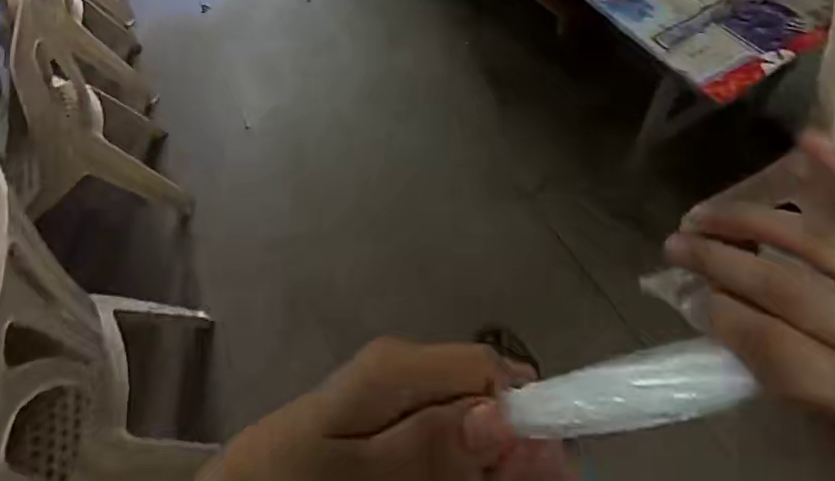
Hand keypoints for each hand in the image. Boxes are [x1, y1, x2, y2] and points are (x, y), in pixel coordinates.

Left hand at [201, 338, 573, 480]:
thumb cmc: (292, 479)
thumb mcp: (356, 472)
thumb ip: (427, 444)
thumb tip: (502, 413)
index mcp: (398, 365)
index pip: (490, 368)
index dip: (524, 415)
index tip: (542, 470)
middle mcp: (404, 372)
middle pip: (483, 399)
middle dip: (507, 448)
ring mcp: (395, 398)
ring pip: (467, 425)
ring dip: (483, 464)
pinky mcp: (386, 425)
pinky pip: (438, 438)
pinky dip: (455, 467)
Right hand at [666, 134, 834, 480]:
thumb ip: (795, 382)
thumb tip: (720, 316)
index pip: (789, 357)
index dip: (730, 322)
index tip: (688, 296)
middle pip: (795, 294)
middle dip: (724, 264)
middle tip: (676, 244)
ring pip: (822, 245)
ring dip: (754, 222)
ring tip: (705, 213)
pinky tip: (808, 139)